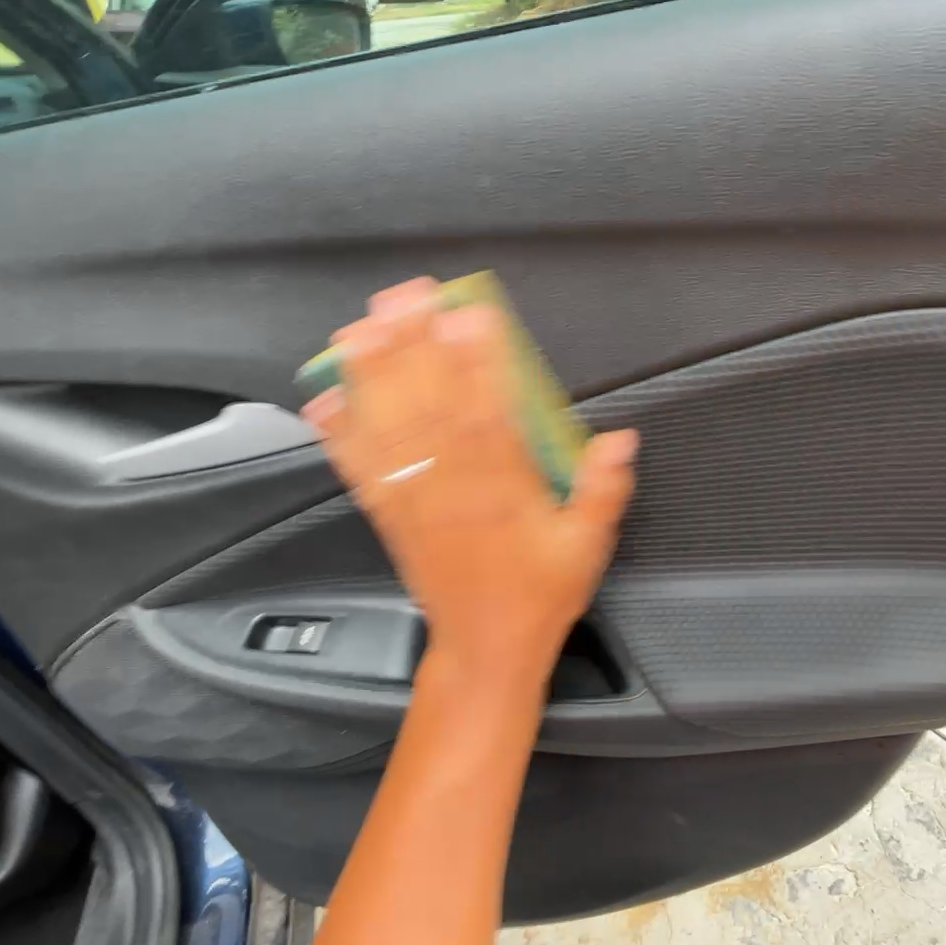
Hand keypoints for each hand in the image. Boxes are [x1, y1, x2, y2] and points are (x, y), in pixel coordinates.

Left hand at [302, 278, 637, 695]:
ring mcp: (416, 503)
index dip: (477, 363)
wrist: (487, 646)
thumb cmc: (541, 593)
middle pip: (431, 410)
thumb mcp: (589, 545)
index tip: (469, 315)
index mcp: (504, 494)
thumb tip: (621, 439)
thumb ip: (604, 490)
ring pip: (392, 431)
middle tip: (406, 298)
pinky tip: (325, 400)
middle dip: (417, 348)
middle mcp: (454, 491)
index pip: (489, 417)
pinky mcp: (392, 518)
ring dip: (373, 377)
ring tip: (361, 329)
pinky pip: (361, 472)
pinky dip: (339, 435)